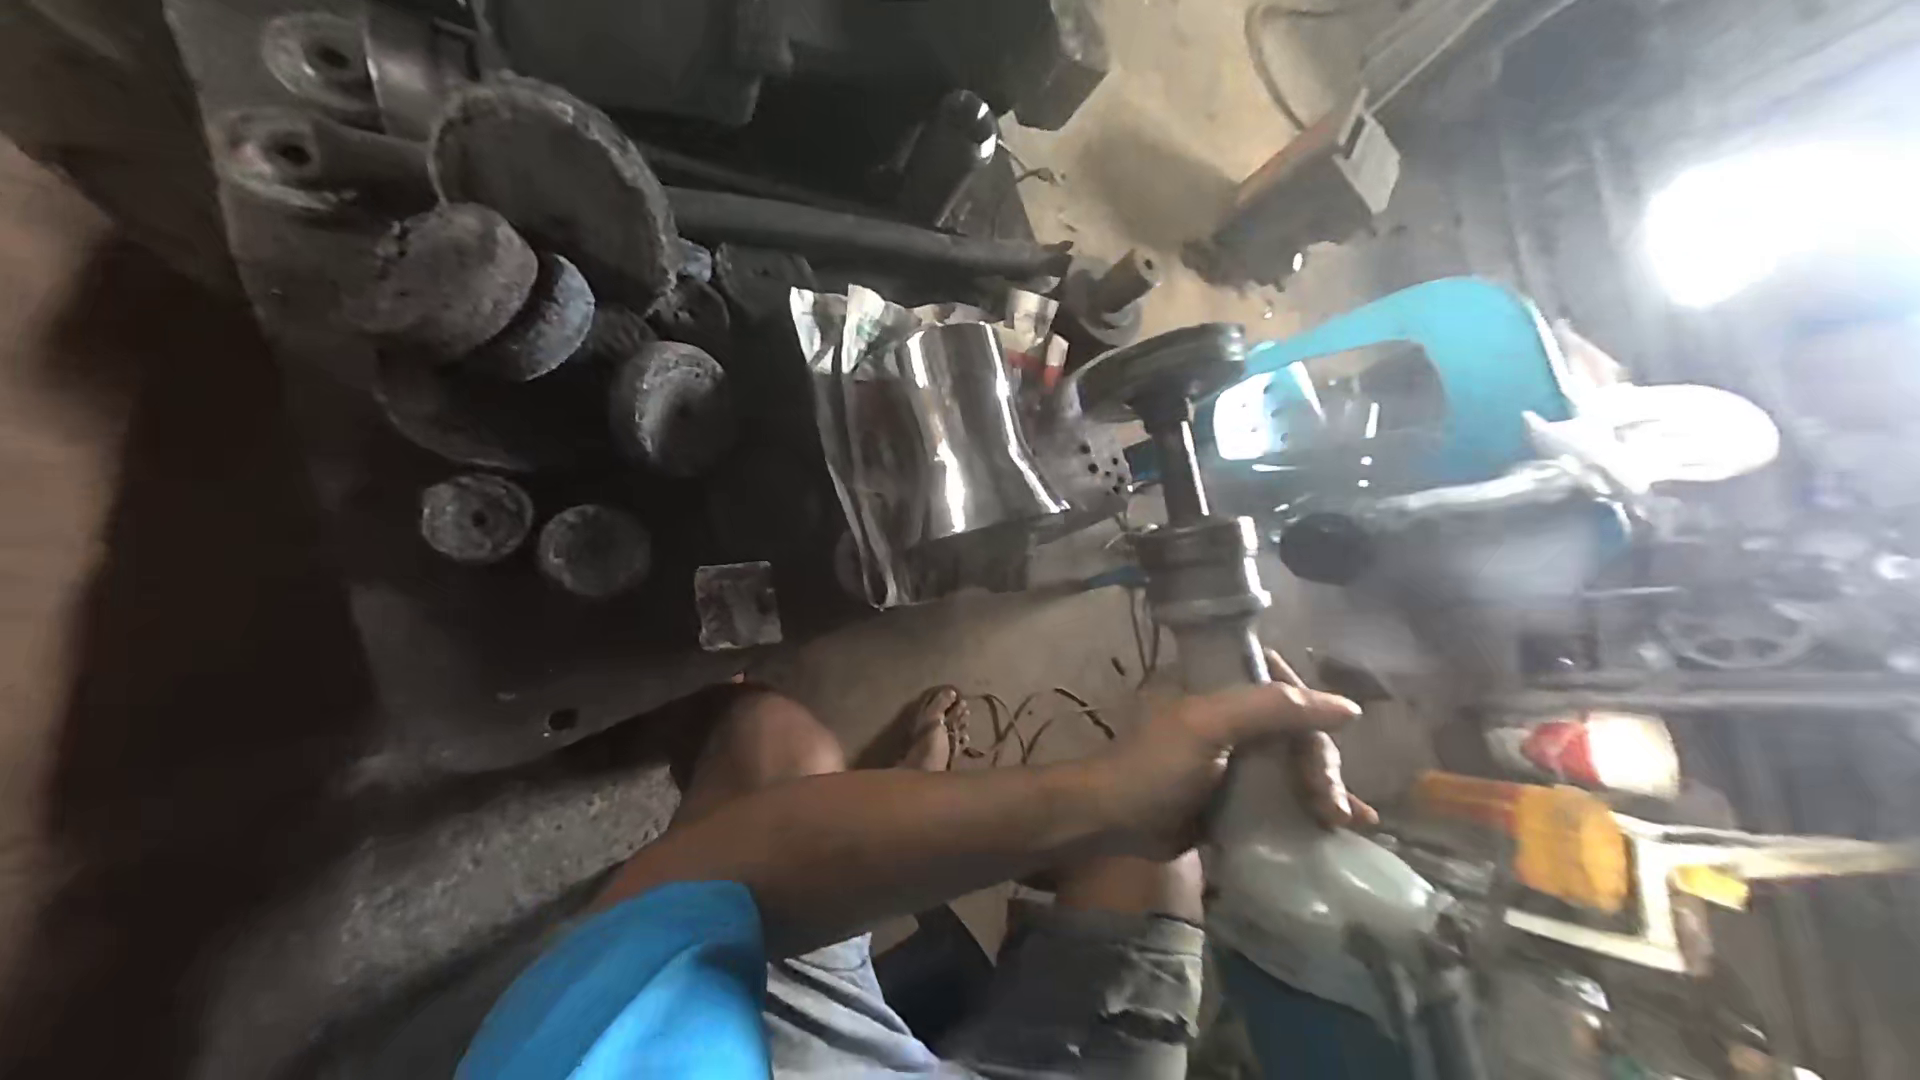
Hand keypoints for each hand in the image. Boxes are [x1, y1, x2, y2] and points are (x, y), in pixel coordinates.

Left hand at [1091, 648, 1370, 858]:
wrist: (1115, 823)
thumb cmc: (1155, 767)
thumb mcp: (1206, 726)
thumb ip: (1269, 708)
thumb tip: (1348, 707)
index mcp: (1214, 686)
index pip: (1276, 678)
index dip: (1307, 702)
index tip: (1326, 734)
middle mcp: (1229, 717)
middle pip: (1294, 726)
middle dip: (1319, 761)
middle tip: (1327, 801)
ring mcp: (1235, 759)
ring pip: (1296, 762)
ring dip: (1326, 786)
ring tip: (1340, 819)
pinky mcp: (1240, 797)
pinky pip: (1289, 795)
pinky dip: (1318, 807)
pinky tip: (1353, 825)